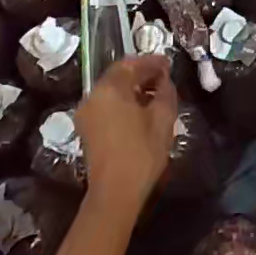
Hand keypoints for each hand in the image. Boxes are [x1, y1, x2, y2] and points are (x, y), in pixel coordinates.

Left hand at [74, 55, 175, 209]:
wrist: (115, 192)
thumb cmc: (142, 152)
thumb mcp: (163, 118)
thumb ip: (165, 92)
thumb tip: (164, 81)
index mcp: (110, 89)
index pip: (132, 64)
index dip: (152, 62)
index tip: (169, 64)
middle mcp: (92, 96)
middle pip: (118, 75)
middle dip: (141, 72)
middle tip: (163, 76)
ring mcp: (87, 113)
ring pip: (111, 89)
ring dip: (132, 86)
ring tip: (155, 92)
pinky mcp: (87, 128)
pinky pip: (107, 103)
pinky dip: (123, 99)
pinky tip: (140, 108)